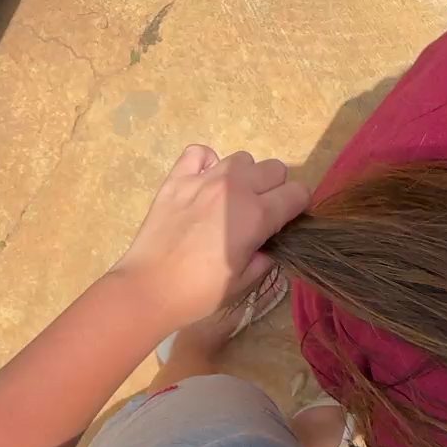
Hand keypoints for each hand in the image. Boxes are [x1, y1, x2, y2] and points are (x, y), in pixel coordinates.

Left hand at [109, 145, 310, 329]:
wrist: (149, 288)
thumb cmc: (199, 293)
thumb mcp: (243, 282)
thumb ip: (265, 258)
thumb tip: (269, 245)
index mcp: (257, 215)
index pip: (297, 194)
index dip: (297, 208)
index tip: (286, 223)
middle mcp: (234, 188)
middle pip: (274, 169)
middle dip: (274, 190)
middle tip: (258, 214)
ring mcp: (203, 179)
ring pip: (241, 159)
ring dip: (244, 177)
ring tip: (229, 201)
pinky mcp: (176, 179)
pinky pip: (199, 153)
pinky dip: (207, 163)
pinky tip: (204, 184)